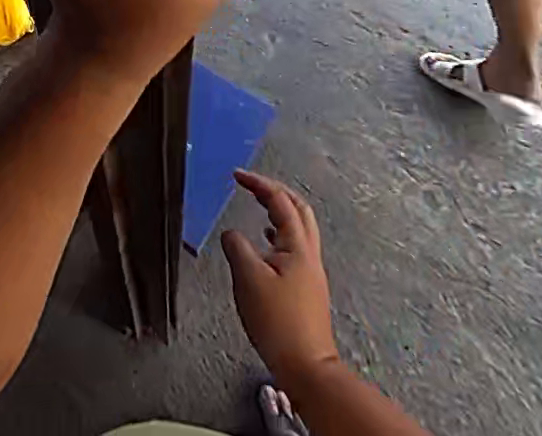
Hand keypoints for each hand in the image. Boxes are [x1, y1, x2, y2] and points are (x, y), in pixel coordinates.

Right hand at [221, 171, 338, 382]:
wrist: (307, 367)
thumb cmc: (278, 321)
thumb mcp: (248, 279)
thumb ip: (237, 247)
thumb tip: (231, 234)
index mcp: (297, 245)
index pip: (280, 201)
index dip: (258, 184)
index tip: (237, 175)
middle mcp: (308, 253)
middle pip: (298, 208)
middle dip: (275, 191)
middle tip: (253, 185)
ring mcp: (310, 270)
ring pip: (298, 227)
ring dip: (278, 210)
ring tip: (257, 205)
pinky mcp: (306, 286)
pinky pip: (293, 245)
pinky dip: (278, 233)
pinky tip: (264, 242)